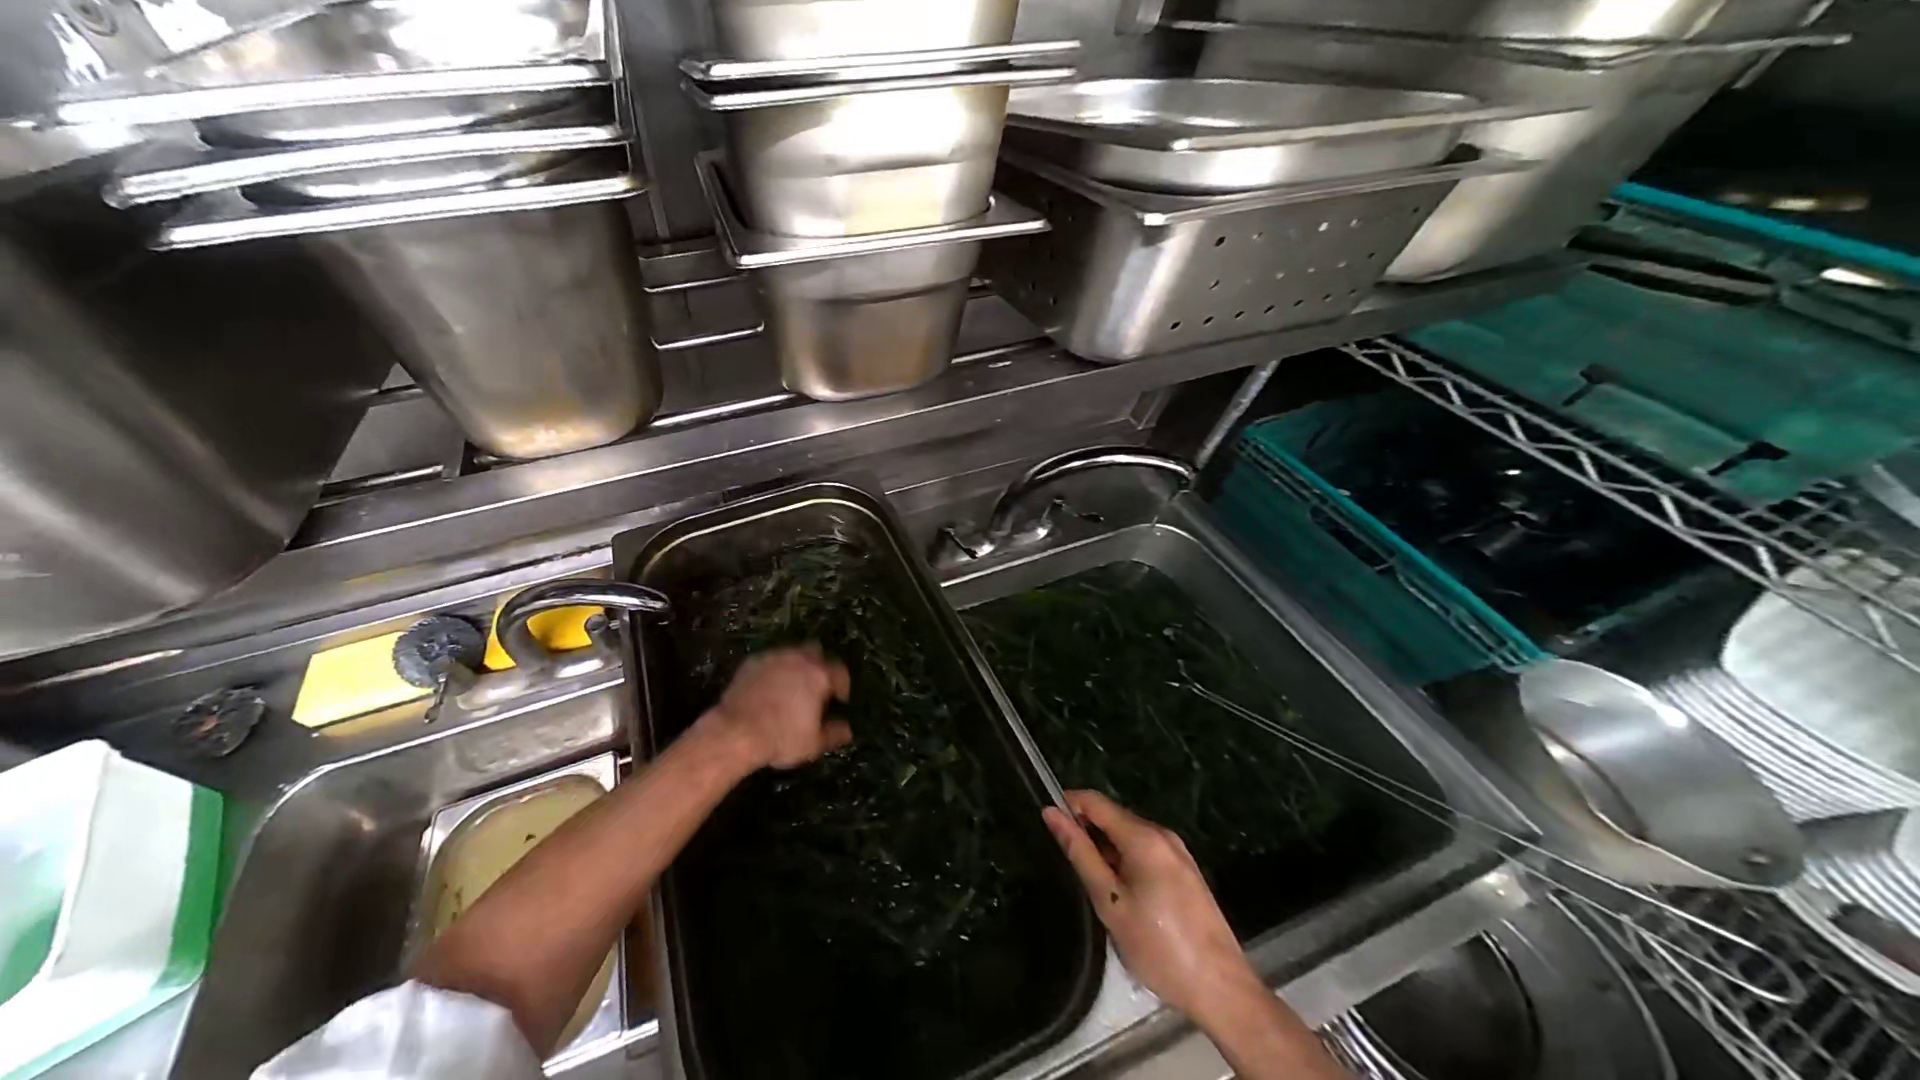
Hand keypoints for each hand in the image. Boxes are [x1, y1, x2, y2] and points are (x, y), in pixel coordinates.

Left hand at [697, 645, 851, 771]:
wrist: (735, 732)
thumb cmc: (780, 738)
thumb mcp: (814, 743)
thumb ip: (834, 733)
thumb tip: (847, 730)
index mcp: (820, 675)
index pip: (841, 672)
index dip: (843, 687)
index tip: (840, 701)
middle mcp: (799, 659)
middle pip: (817, 653)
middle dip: (820, 668)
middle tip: (817, 689)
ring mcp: (774, 657)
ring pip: (792, 654)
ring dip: (797, 666)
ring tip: (792, 688)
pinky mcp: (752, 662)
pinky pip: (770, 660)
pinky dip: (775, 670)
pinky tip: (769, 688)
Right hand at [1042, 790, 1264, 1022]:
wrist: (1220, 987)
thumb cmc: (1158, 947)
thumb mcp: (1110, 902)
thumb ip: (1080, 854)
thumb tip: (1052, 813)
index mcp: (1144, 837)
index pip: (1096, 801)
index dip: (1069, 805)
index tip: (1047, 824)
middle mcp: (1163, 834)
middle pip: (1113, 817)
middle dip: (1087, 832)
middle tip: (1072, 870)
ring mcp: (1178, 852)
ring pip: (1129, 835)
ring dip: (1106, 850)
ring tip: (1096, 888)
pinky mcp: (1185, 870)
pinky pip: (1146, 851)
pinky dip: (1126, 861)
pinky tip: (1123, 896)